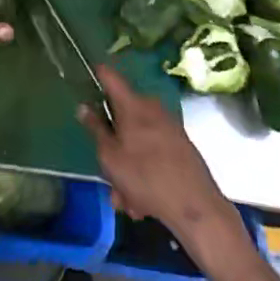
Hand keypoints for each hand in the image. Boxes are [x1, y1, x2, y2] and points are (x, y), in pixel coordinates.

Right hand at [78, 65, 240, 241]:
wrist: (195, 206)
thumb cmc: (146, 177)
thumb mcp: (110, 157)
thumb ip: (96, 129)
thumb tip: (84, 107)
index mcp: (133, 105)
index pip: (110, 77)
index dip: (97, 74)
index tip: (85, 77)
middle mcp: (152, 108)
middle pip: (122, 118)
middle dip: (112, 147)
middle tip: (108, 174)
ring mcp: (169, 126)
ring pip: (136, 142)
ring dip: (127, 169)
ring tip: (127, 200)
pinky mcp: (180, 146)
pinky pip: (152, 153)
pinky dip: (144, 173)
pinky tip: (143, 202)